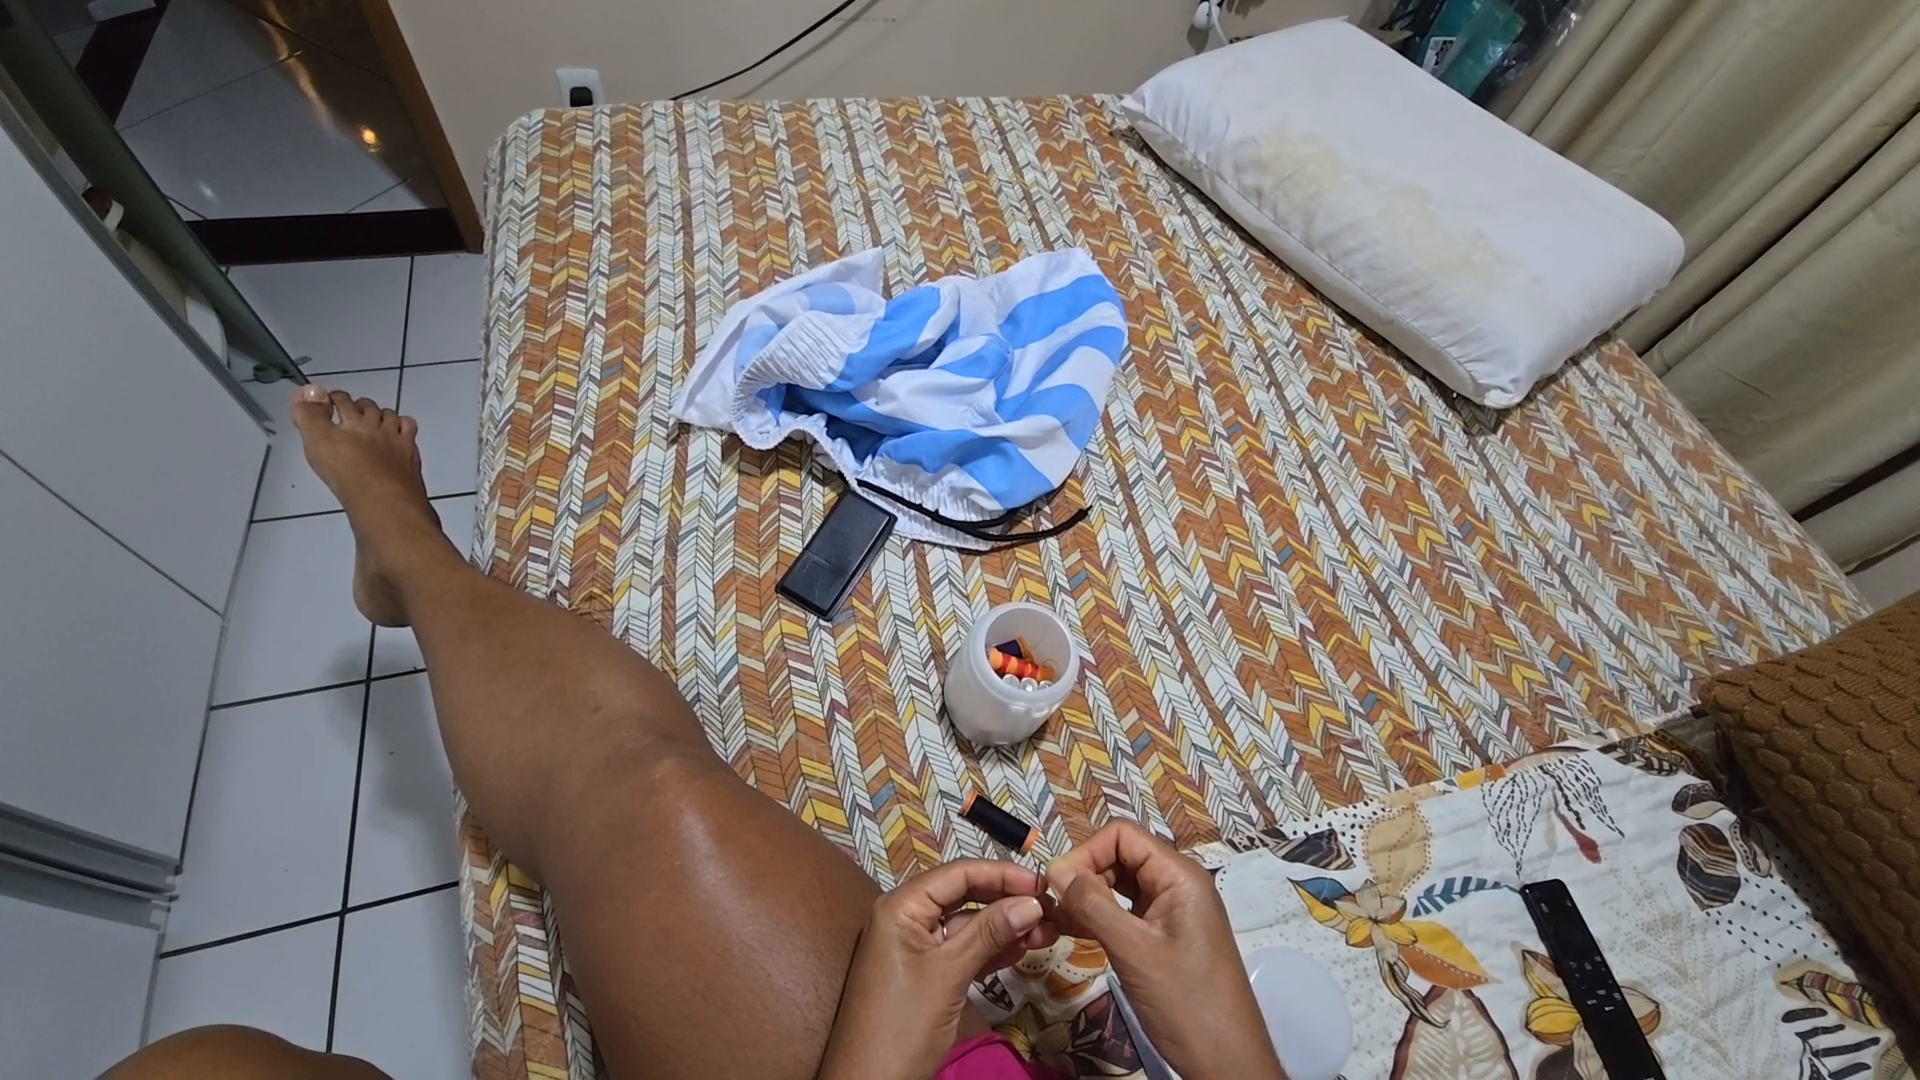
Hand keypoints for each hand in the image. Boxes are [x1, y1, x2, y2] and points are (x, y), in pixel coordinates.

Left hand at [820, 860, 1058, 1079]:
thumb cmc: (902, 1025)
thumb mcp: (948, 974)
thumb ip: (989, 933)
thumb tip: (1032, 902)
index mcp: (902, 905)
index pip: (958, 874)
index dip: (1001, 874)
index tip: (1041, 883)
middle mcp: (908, 916)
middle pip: (965, 894)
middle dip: (1008, 900)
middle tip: (1051, 906)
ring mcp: (918, 945)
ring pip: (969, 923)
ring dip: (1006, 925)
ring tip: (1050, 928)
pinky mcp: (928, 972)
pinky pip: (964, 949)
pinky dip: (993, 948)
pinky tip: (1025, 947)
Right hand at [1048, 822, 1284, 1079]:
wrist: (1230, 1066)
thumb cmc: (1186, 1003)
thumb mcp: (1133, 951)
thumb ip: (1092, 904)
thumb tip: (1054, 868)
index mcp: (1179, 876)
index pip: (1123, 836)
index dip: (1087, 852)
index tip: (1058, 884)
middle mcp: (1178, 884)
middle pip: (1121, 856)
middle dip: (1085, 874)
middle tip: (1055, 906)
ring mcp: (1173, 911)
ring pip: (1121, 885)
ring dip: (1089, 897)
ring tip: (1059, 920)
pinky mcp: (1167, 936)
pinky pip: (1128, 911)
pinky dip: (1102, 917)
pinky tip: (1077, 933)